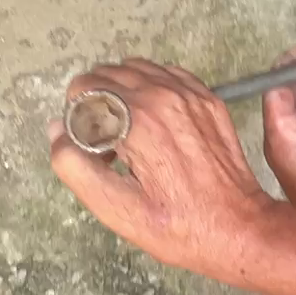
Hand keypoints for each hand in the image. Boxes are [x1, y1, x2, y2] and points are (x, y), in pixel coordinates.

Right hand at [49, 58, 276, 281]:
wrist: (238, 226)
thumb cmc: (180, 225)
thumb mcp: (116, 209)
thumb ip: (76, 166)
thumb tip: (57, 131)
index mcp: (139, 120)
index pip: (84, 89)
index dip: (75, 118)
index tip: (88, 147)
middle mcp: (165, 96)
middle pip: (108, 74)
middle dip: (95, 102)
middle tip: (103, 143)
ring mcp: (191, 94)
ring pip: (137, 68)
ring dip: (121, 91)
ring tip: (125, 131)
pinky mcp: (208, 99)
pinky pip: (168, 74)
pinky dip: (151, 88)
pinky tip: (151, 120)